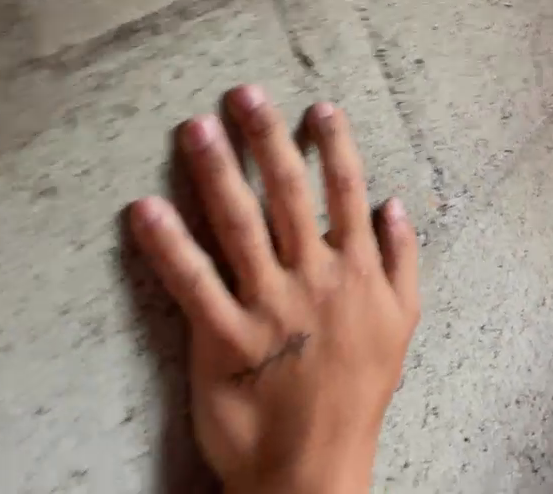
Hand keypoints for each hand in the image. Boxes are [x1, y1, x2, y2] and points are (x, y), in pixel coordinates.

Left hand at [128, 85, 419, 493]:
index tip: (318, 108)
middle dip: (267, 139)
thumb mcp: (406, 318)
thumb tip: (393, 203)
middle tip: (244, 94)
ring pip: (240, 225)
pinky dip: (168, 244)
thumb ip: (403, 257)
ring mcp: (266, 303)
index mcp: (357, 267)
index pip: (345, 191)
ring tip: (196, 129)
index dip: (333, 146)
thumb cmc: (363, 387)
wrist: (316, 461)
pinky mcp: (220, 338)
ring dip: (217, 172)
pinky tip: (145, 209)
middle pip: (288, 193)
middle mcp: (313, 273)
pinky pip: (192, 282)